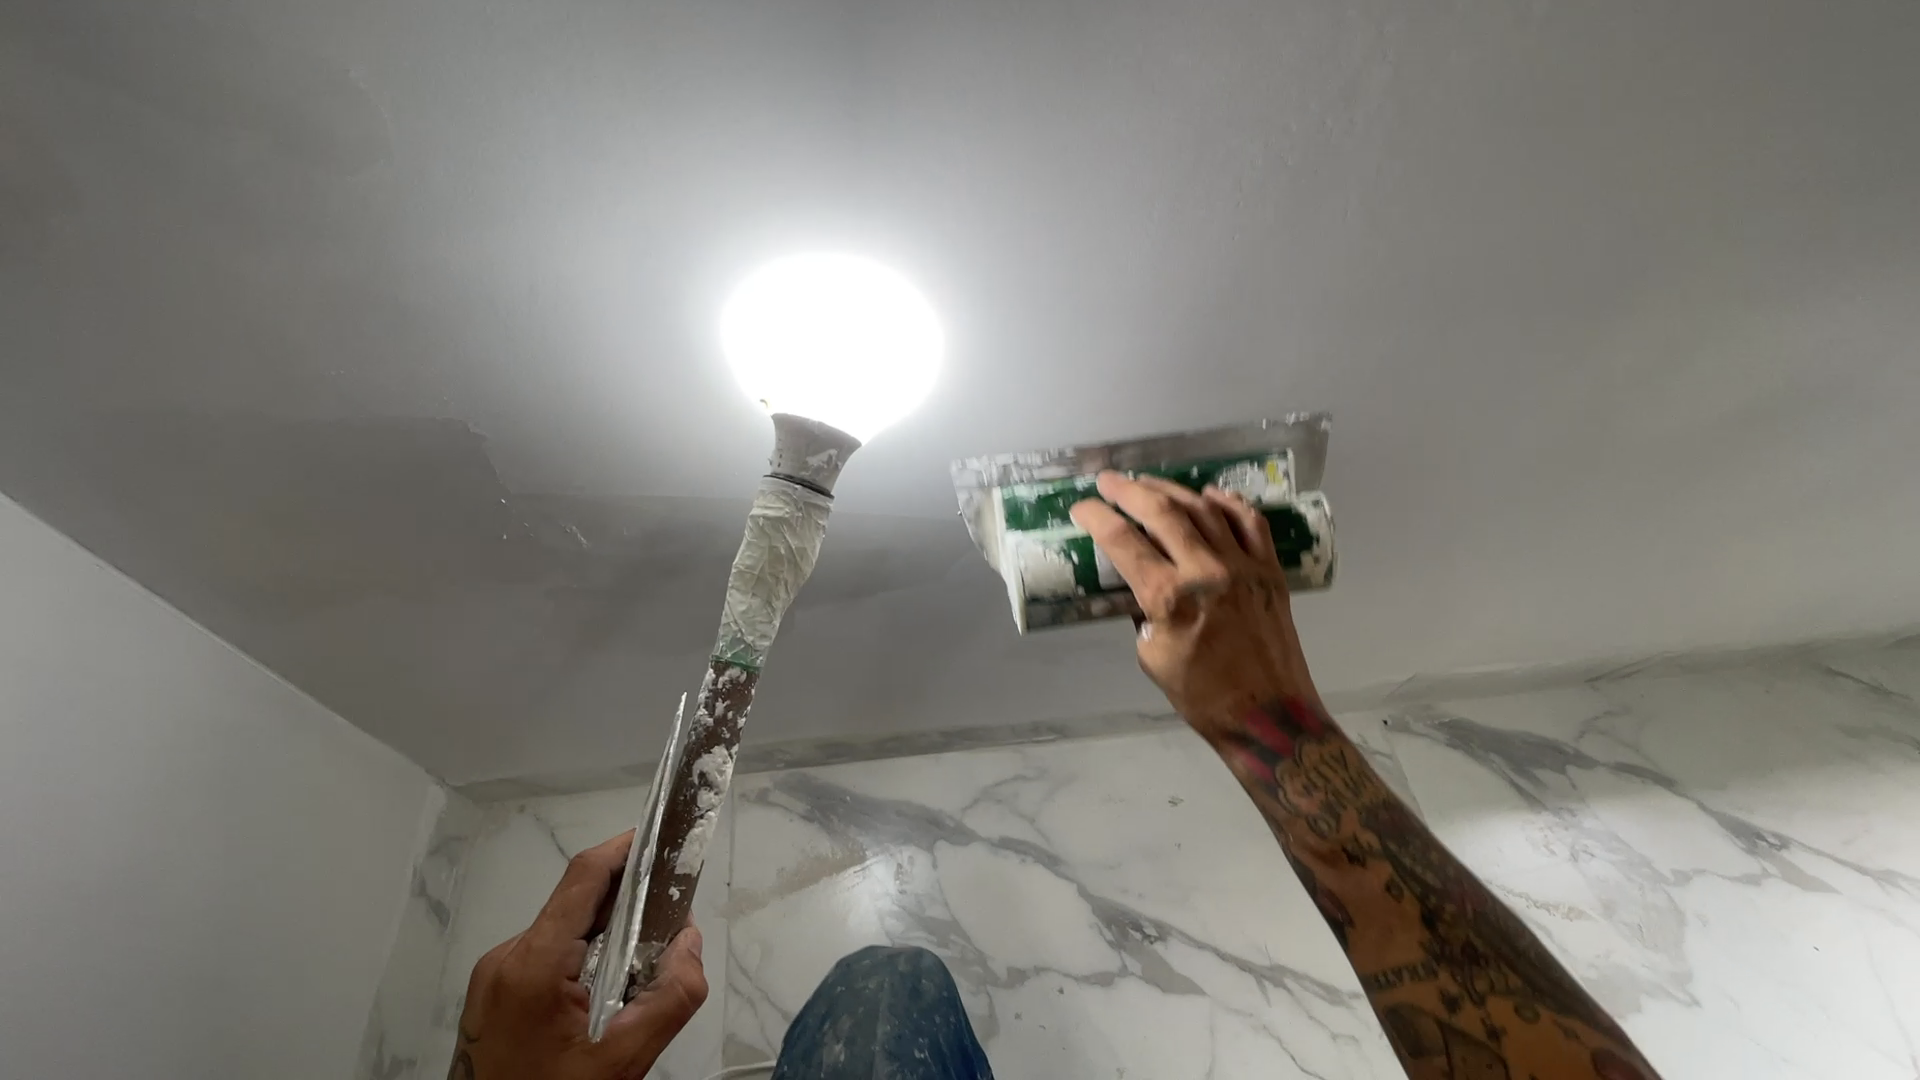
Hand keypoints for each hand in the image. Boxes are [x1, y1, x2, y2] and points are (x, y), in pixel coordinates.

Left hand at [449, 830, 707, 1079]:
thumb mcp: (624, 1060)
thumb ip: (672, 995)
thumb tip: (689, 940)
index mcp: (533, 964)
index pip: (585, 876)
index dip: (627, 847)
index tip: (666, 838)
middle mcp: (507, 957)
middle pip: (579, 900)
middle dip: (631, 897)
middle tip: (671, 913)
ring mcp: (494, 975)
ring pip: (567, 927)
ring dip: (610, 930)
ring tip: (643, 960)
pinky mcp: (492, 992)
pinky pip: (550, 951)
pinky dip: (586, 953)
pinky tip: (608, 986)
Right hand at [1069, 471, 1320, 739]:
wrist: (1270, 717)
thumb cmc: (1202, 696)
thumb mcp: (1151, 658)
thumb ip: (1143, 614)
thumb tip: (1143, 589)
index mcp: (1169, 598)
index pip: (1122, 541)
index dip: (1096, 517)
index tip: (1081, 507)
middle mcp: (1206, 571)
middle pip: (1162, 512)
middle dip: (1128, 490)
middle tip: (1108, 481)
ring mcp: (1243, 566)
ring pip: (1204, 509)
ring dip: (1171, 490)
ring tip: (1147, 483)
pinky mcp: (1270, 570)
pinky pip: (1251, 522)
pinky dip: (1228, 503)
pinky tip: (1209, 495)